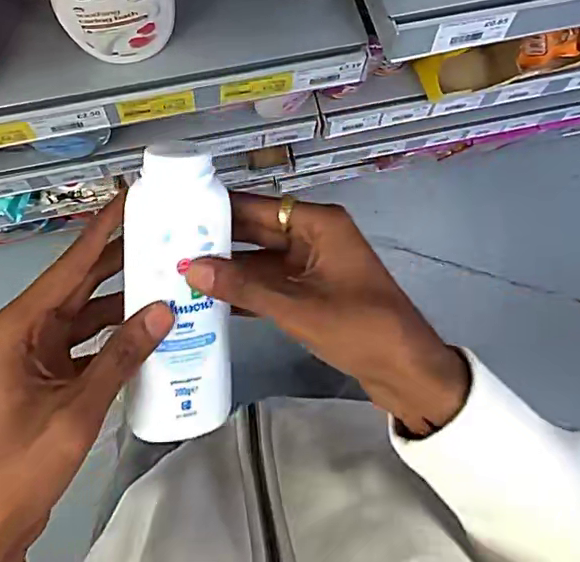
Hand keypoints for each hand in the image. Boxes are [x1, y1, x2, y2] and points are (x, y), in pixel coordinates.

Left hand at [0, 193, 171, 561]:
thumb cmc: (19, 466)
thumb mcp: (78, 409)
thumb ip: (122, 356)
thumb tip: (163, 310)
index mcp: (19, 325)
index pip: (70, 264)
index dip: (102, 228)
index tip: (129, 197)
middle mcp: (26, 328)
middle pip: (80, 281)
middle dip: (119, 257)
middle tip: (159, 232)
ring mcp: (36, 351)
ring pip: (86, 311)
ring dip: (122, 299)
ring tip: (163, 277)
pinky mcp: (48, 372)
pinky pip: (86, 340)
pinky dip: (115, 334)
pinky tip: (147, 328)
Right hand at [186, 195, 469, 436]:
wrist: (409, 373)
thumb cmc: (361, 327)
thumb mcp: (298, 308)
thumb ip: (244, 288)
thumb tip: (191, 268)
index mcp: (319, 223)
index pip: (260, 206)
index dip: (221, 207)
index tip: (180, 210)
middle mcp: (313, 235)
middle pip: (257, 230)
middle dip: (219, 238)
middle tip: (171, 241)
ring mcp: (311, 264)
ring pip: (260, 259)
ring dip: (228, 268)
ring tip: (180, 269)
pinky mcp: (310, 290)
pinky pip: (271, 282)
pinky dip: (246, 290)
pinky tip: (210, 298)